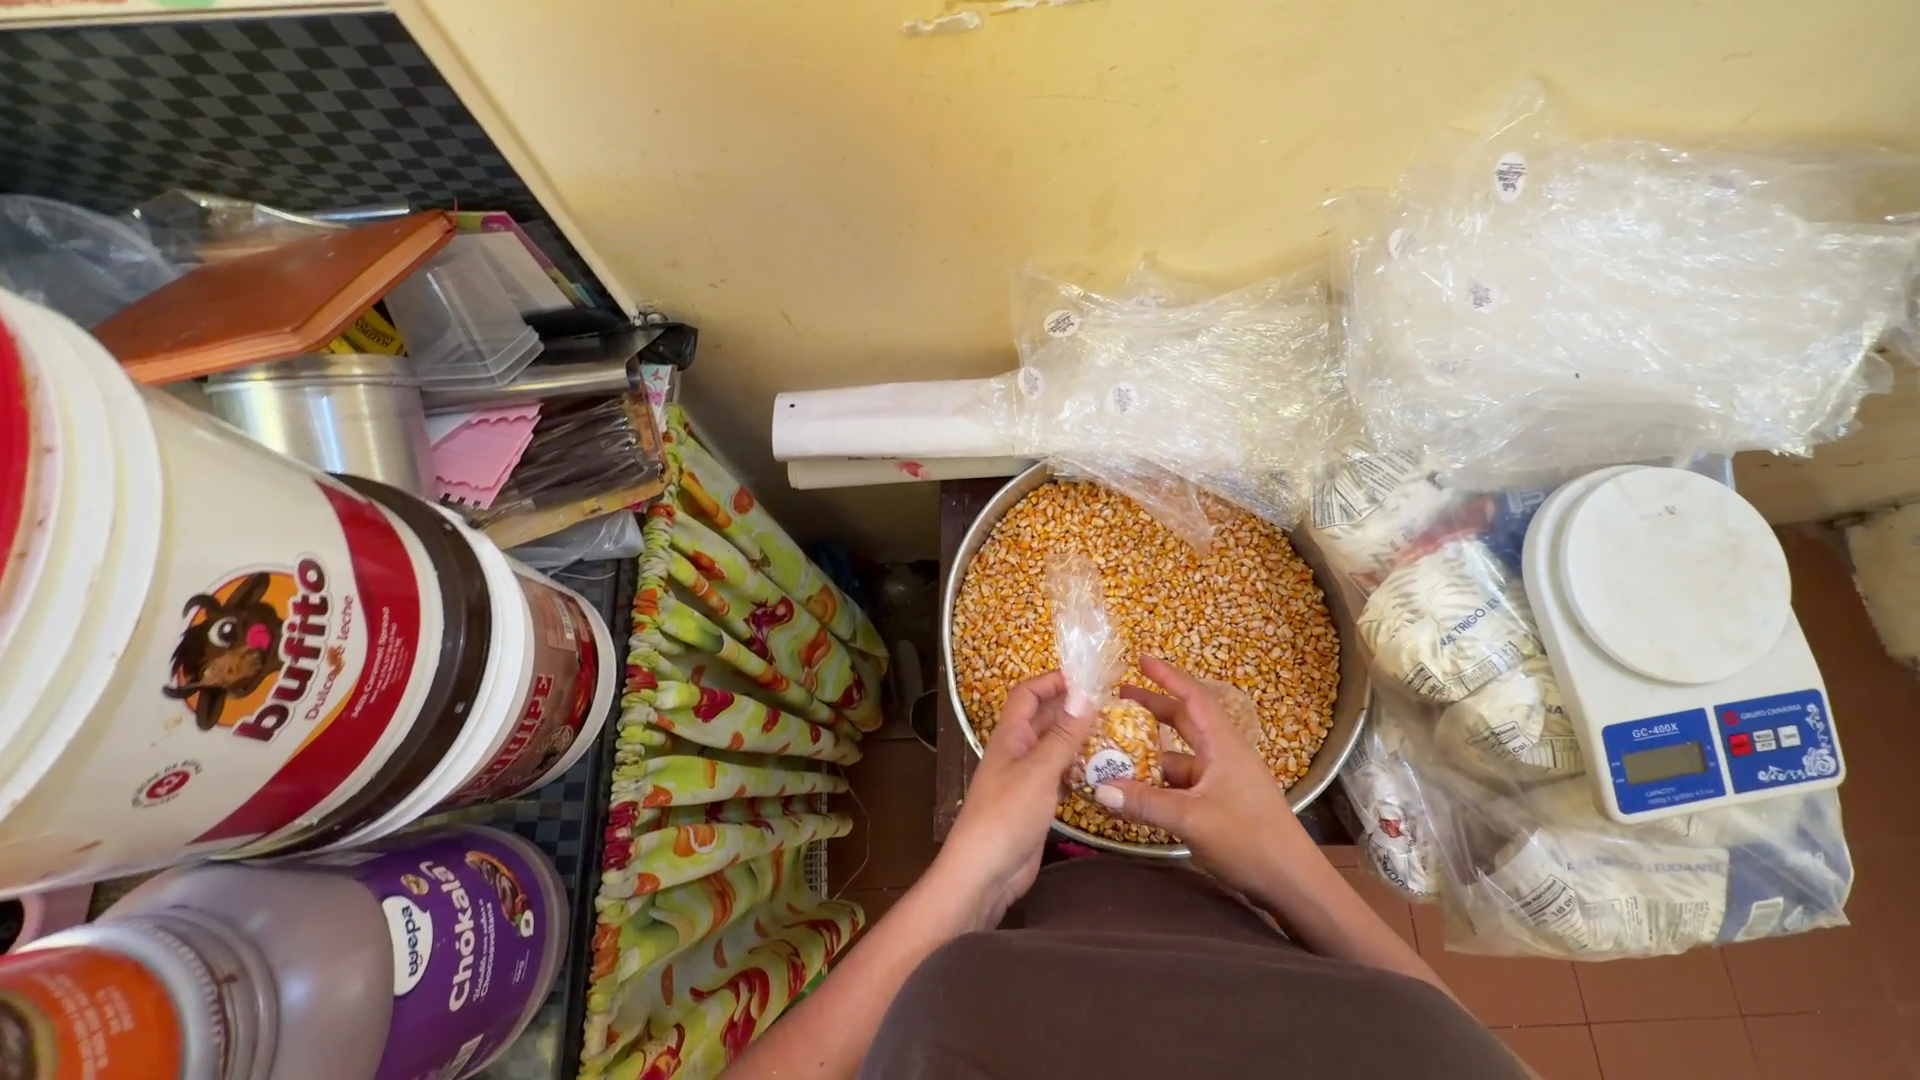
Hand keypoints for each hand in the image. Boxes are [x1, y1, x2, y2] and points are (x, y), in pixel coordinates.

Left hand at [935, 671, 1093, 926]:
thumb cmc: (1006, 816)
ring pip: (1054, 748)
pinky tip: (1102, 771)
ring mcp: (1025, 779)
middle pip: (1043, 719)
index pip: (1027, 695)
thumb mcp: (1038, 772)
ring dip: (1079, 739)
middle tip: (1111, 705)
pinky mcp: (1036, 804)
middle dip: (1072, 708)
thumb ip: (1062, 735)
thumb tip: (1085, 694)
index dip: (1052, 681)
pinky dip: (1078, 769)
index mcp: (1010, 737)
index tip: (1087, 678)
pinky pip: (1059, 776)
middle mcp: (1017, 752)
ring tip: (1115, 733)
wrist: (984, 874)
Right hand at [1095, 654, 1311, 896]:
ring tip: (1113, 753)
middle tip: (1118, 699)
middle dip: (1151, 709)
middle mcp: (1223, 756)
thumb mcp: (1191, 819)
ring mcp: (1222, 782)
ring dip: (1149, 754)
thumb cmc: (1249, 839)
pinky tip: (1134, 793)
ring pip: (1179, 758)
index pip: (1193, 697)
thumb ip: (1143, 803)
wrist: (1293, 884)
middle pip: (1184, 722)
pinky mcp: (1221, 805)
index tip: (1140, 660)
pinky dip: (1158, 784)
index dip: (1167, 676)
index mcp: (1223, 745)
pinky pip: (1181, 784)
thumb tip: (1098, 788)